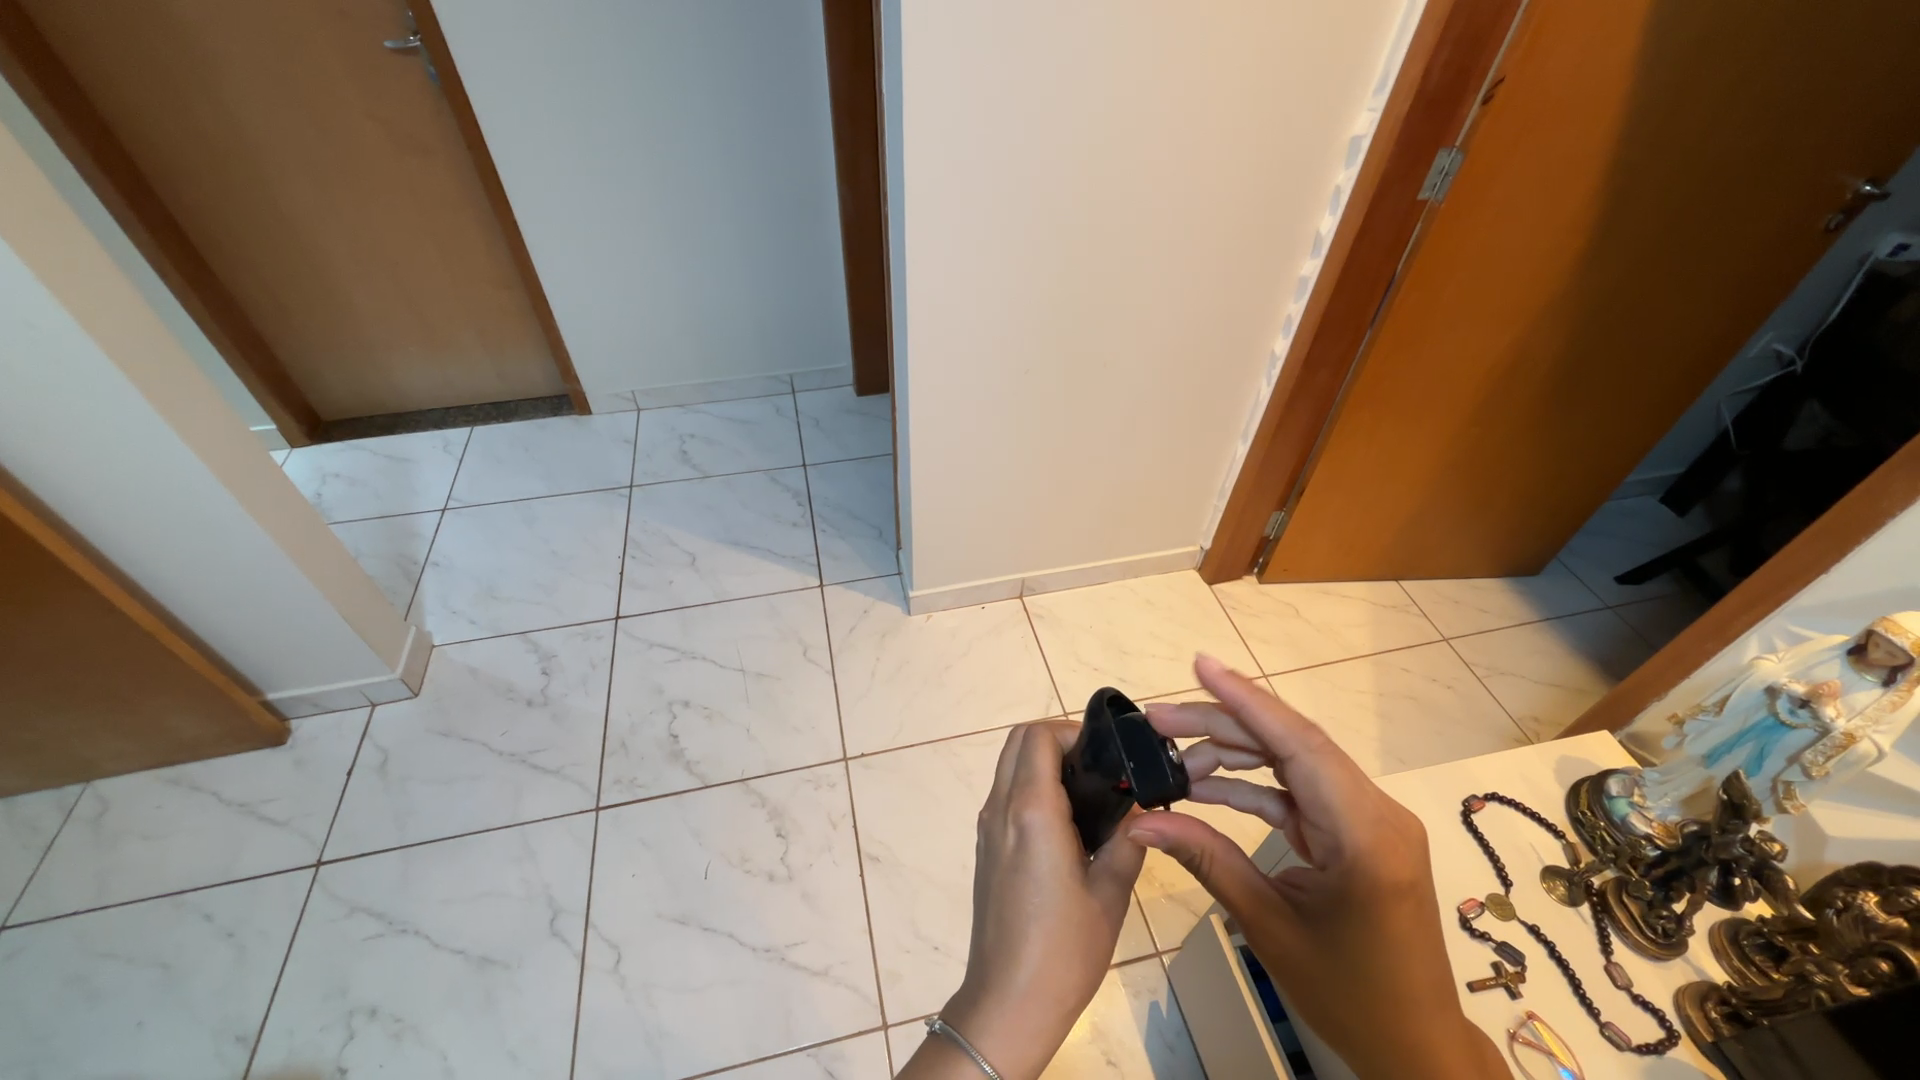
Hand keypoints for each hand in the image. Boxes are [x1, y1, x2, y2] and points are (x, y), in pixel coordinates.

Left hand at [901, 721, 1145, 1079]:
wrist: (1009, 1000)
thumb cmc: (1064, 949)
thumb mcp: (1110, 893)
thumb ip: (1128, 842)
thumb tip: (1140, 813)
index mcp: (1031, 811)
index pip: (1038, 736)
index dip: (1072, 733)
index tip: (1107, 756)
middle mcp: (1001, 809)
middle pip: (1018, 741)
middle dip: (1058, 741)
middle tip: (1100, 770)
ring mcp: (988, 828)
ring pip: (1008, 767)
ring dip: (1043, 764)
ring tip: (1091, 797)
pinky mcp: (986, 848)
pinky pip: (1005, 795)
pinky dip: (1032, 788)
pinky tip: (1069, 826)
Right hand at [1129, 655, 1503, 1078]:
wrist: (1415, 1046)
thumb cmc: (1347, 994)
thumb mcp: (1267, 924)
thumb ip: (1206, 858)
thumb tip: (1141, 820)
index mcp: (1364, 832)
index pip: (1297, 744)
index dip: (1244, 699)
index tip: (1199, 664)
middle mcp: (1375, 811)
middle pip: (1290, 745)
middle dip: (1221, 726)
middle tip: (1156, 721)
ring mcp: (1369, 821)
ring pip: (1292, 764)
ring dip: (1233, 755)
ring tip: (1170, 755)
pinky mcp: (1357, 834)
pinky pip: (1299, 794)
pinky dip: (1252, 788)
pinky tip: (1204, 788)